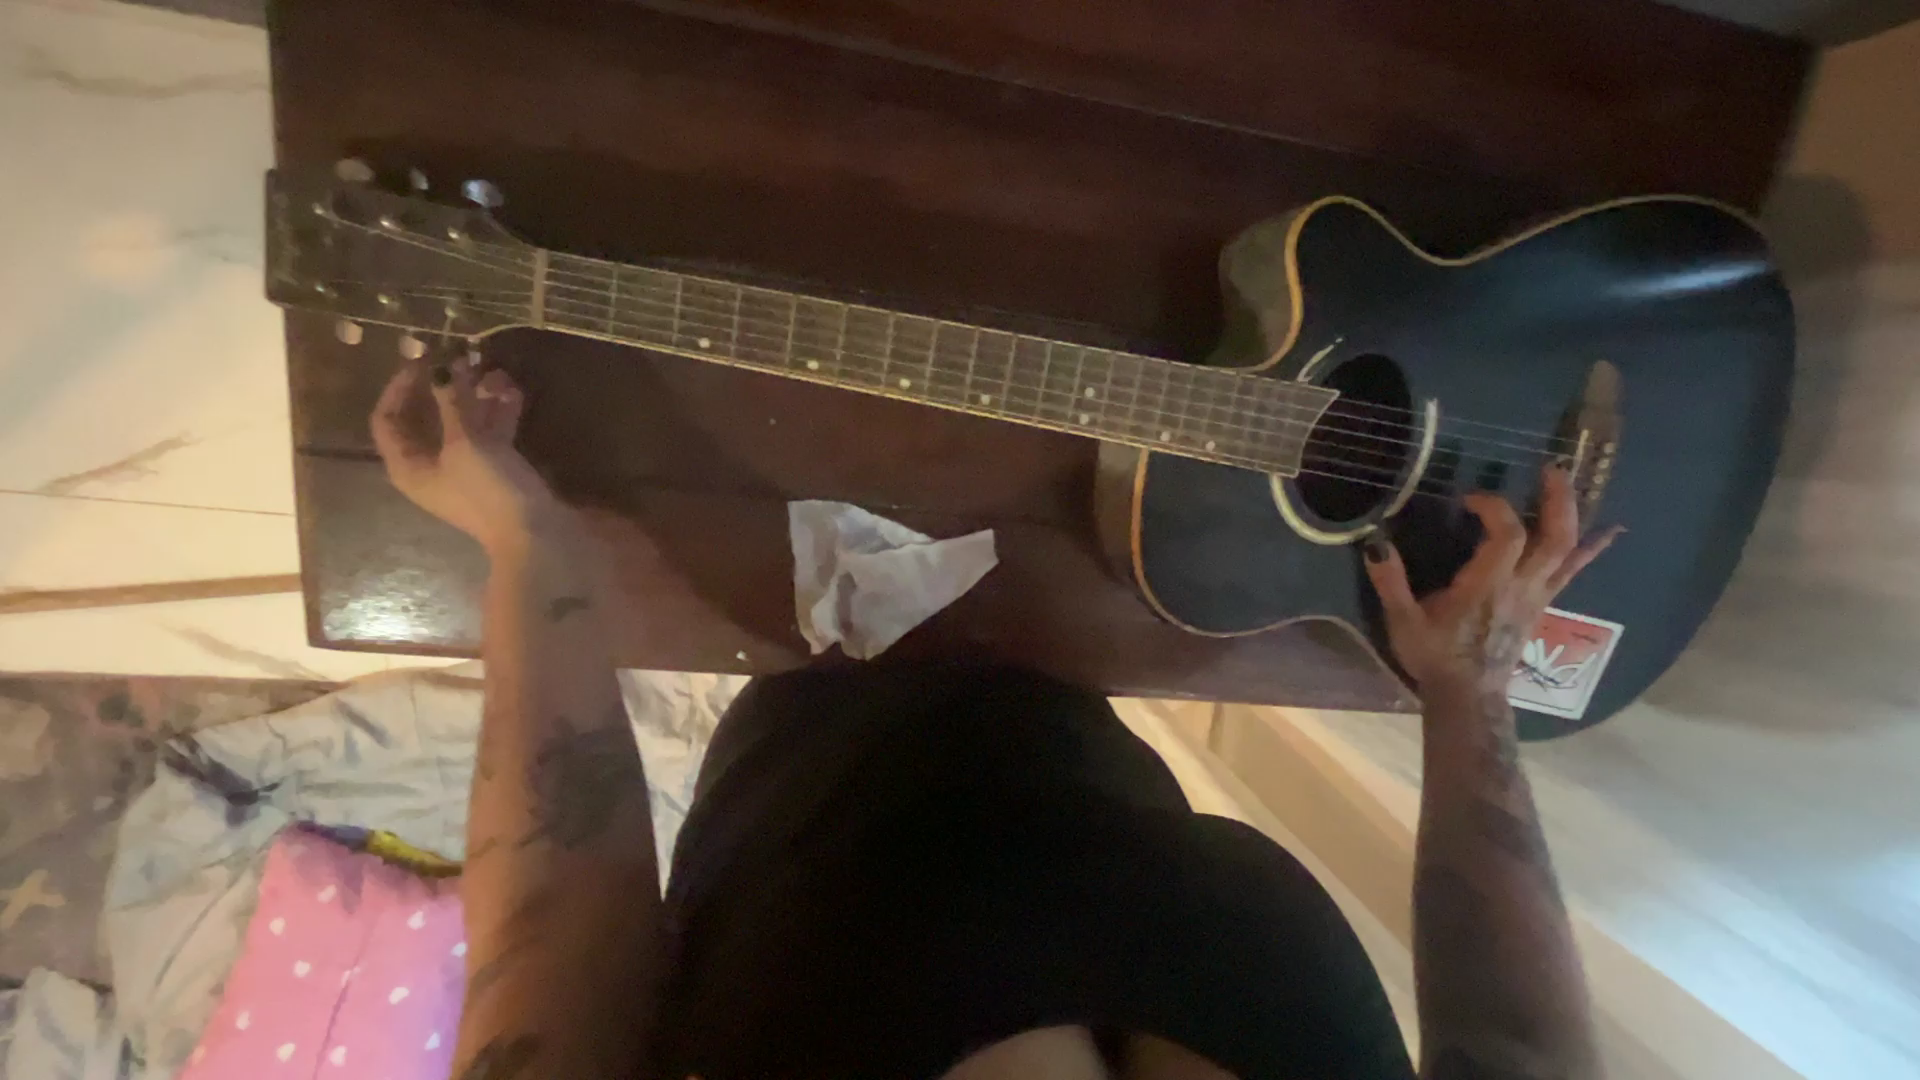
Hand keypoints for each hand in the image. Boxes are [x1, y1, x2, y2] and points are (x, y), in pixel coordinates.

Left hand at [370, 358, 556, 555]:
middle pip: (429, 418)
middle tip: (464, 360)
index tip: (424, 360)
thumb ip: (452, 402)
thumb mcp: (465, 444)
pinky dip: (500, 414)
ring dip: (478, 398)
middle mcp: (432, 466)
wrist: (536, 534)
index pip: (388, 418)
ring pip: (465, 424)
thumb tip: (443, 368)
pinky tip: (513, 393)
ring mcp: (467, 469)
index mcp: (408, 465)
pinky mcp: (499, 471)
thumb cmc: (488, 491)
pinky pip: (492, 435)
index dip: (401, 386)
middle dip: (447, 388)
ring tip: (496, 373)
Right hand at [1363, 462, 1622, 700]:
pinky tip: (1608, 531)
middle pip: (1555, 536)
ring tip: (1567, 483)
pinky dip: (1589, 548)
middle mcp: (1522, 586)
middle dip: (1555, 500)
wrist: (1468, 694)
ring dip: (1571, 514)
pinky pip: (1571, 570)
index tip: (1468, 498)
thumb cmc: (1434, 655)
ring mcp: (1537, 595)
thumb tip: (1376, 543)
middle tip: (1549, 469)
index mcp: (1488, 586)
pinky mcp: (1542, 603)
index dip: (1494, 508)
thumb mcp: (1403, 620)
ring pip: (1568, 550)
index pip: (1508, 535)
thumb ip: (1390, 581)